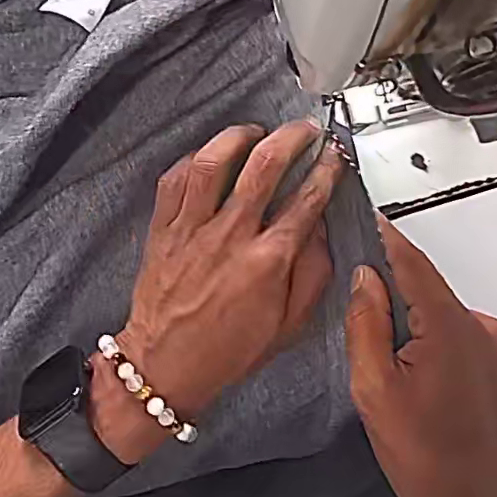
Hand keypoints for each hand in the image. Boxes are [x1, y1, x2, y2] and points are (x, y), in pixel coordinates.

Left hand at [91, 120, 346, 462]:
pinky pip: (174, 180)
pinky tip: (208, 156)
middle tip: (303, 131)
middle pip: (264, 166)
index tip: (333, 158)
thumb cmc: (224, 350)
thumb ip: (312, 274)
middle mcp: (230, 237)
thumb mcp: (288, 325)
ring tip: (254, 131)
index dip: (326, 170)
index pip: (306, 200)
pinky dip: (193, 159)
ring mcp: (192, 229)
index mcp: (266, 262)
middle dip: (291, 138)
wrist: (166, 364)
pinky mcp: (163, 230)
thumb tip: (321, 232)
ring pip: (214, 162)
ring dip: (238, 137)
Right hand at [345, 215, 496, 496]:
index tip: (365, 216)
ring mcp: (494, 346)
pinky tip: (408, 365)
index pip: (412, 262)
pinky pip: (454, 329)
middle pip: (424, 285)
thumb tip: (365, 279)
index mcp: (451, 330)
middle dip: (389, 285)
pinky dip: (427, 332)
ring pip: (437, 309)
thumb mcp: (373, 388)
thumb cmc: (426, 460)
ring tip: (382, 350)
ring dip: (408, 314)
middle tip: (356, 295)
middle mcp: (482, 330)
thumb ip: (366, 322)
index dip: (384, 236)